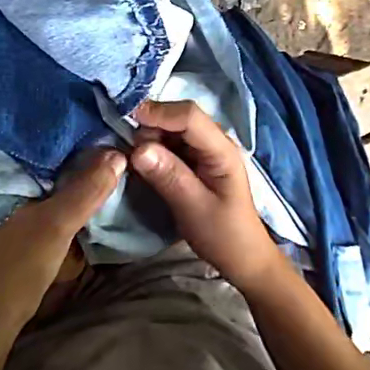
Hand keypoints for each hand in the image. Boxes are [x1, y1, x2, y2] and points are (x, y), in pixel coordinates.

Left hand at [0, 150, 123, 336]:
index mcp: (2, 177)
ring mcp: (8, 207)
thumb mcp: (57, 225)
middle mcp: (2, 185)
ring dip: (73, 176)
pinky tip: (88, 192)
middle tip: (113, 139)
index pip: (41, 142)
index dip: (72, 133)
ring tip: (108, 159)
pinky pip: (47, 199)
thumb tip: (119, 153)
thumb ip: (86, 190)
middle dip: (77, 153)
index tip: (104, 124)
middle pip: (47, 161)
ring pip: (48, 181)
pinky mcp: (16, 225)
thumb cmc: (18, 266)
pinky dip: (66, 195)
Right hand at [129, 101, 286, 292]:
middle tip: (129, 152)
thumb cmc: (224, 235)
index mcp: (222, 150)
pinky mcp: (194, 160)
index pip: (190, 116)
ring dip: (149, 138)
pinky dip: (153, 148)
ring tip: (134, 161)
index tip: (126, 119)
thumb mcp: (194, 209)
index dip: (159, 113)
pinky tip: (141, 164)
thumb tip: (139, 149)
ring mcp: (204, 150)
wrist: (242, 257)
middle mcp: (214, 142)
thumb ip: (169, 177)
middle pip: (179, 118)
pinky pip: (170, 144)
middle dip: (151, 126)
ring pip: (171, 129)